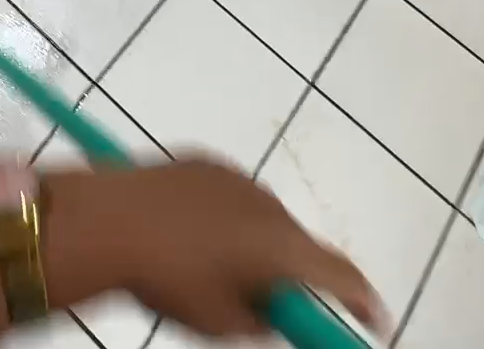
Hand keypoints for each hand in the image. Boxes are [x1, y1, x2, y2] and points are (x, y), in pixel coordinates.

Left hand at [48, 158, 387, 340]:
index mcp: (283, 247)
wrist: (110, 218)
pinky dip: (226, 214)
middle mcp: (267, 203)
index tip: (373, 323)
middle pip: (299, 243)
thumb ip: (263, 320)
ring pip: (262, 215)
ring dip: (256, 240)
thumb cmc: (170, 278)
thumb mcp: (224, 324)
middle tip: (270, 301)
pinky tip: (192, 232)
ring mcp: (233, 175)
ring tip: (217, 265)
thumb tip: (271, 313)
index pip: (343, 277)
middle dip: (292, 272)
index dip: (363, 304)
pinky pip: (229, 193)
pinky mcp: (201, 158)